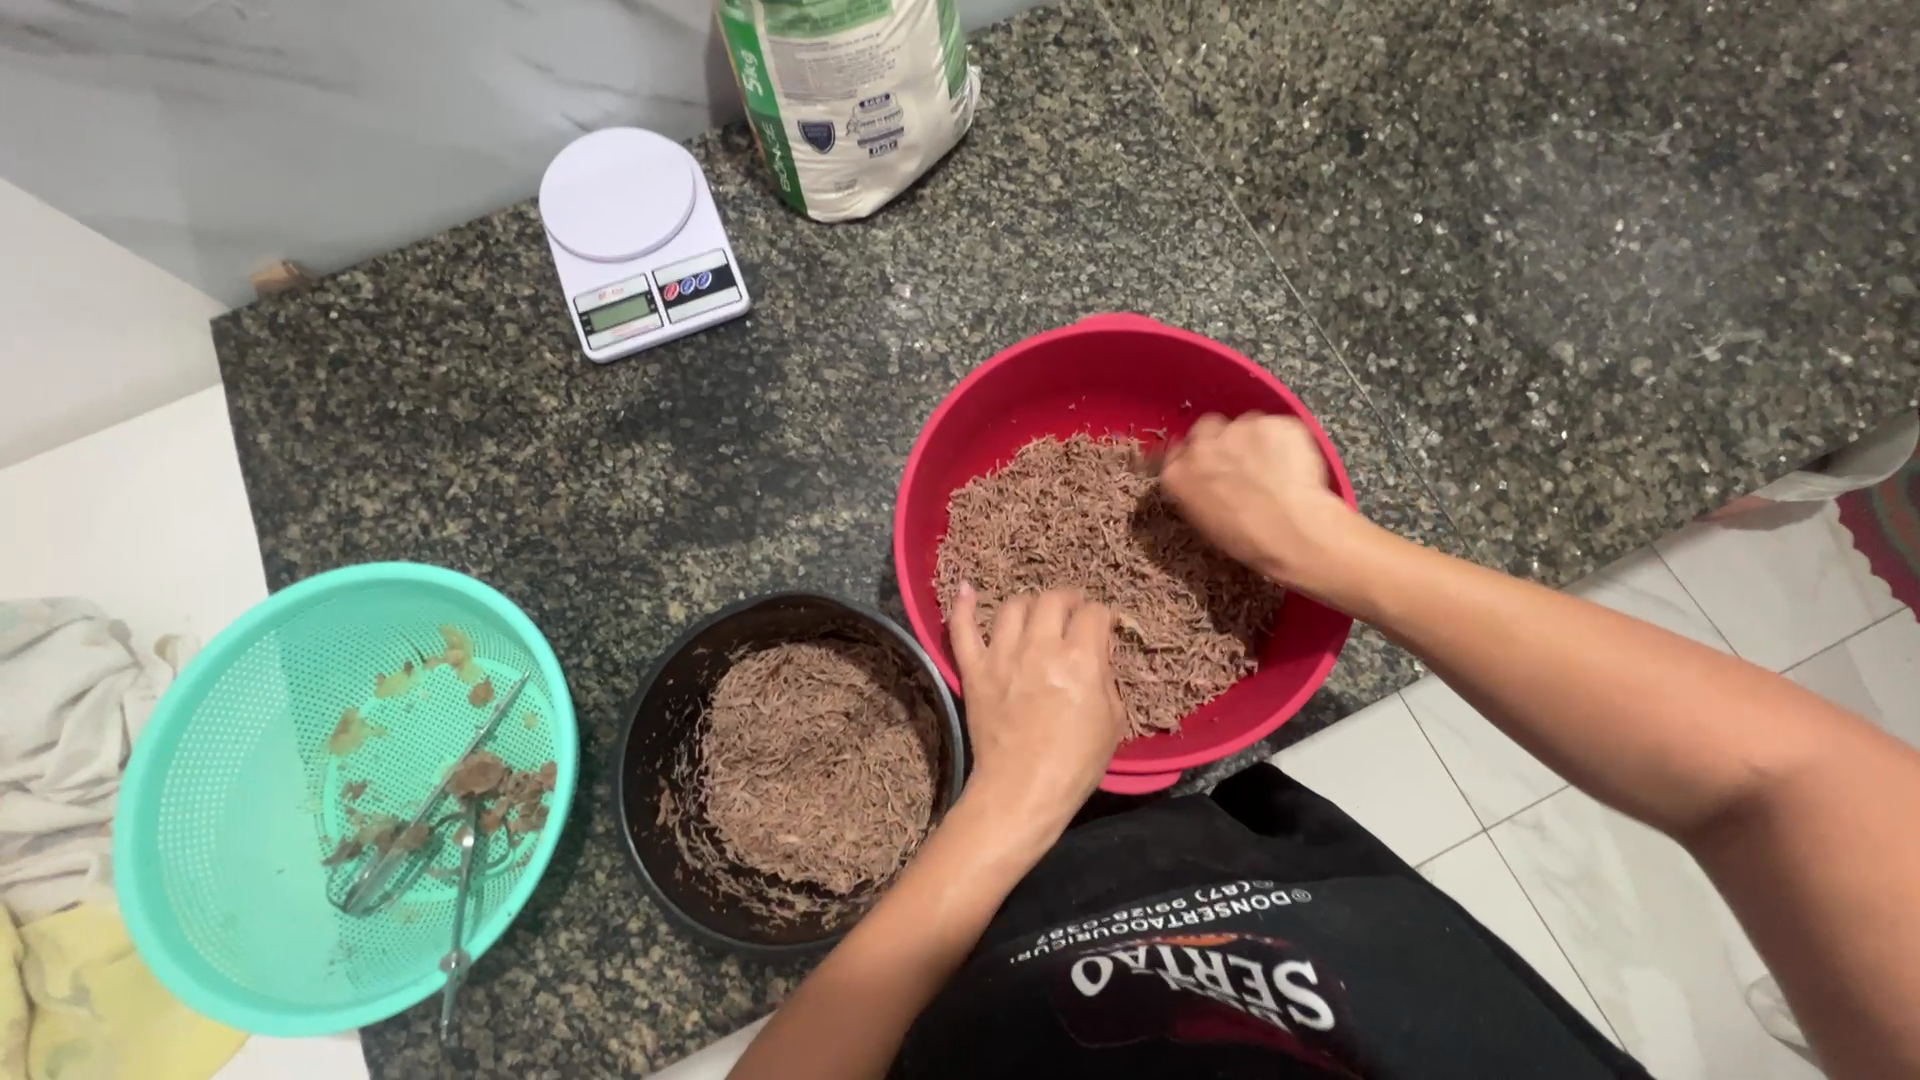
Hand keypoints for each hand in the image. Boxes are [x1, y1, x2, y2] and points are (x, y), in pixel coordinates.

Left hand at [948, 584, 1125, 838]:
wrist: (1022, 790)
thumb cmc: (1075, 763)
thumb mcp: (1112, 721)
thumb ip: (1106, 678)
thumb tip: (1098, 654)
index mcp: (1081, 658)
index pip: (1095, 614)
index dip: (1103, 616)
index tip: (1103, 626)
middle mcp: (1041, 646)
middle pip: (1054, 599)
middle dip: (1069, 599)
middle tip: (1074, 610)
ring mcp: (1002, 655)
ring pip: (1014, 606)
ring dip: (1030, 603)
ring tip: (1037, 613)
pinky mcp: (974, 670)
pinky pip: (962, 629)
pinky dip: (963, 607)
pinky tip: (967, 589)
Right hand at [1159, 413, 1355, 588]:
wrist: (1293, 531)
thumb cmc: (1248, 539)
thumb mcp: (1205, 523)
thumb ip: (1195, 492)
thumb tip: (1205, 484)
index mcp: (1178, 474)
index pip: (1177, 453)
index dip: (1196, 460)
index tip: (1209, 468)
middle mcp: (1202, 445)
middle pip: (1206, 428)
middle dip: (1221, 441)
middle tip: (1240, 462)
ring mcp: (1239, 428)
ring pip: (1244, 424)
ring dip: (1253, 439)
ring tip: (1272, 466)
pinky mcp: (1275, 422)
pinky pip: (1276, 426)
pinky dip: (1283, 440)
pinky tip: (1291, 462)